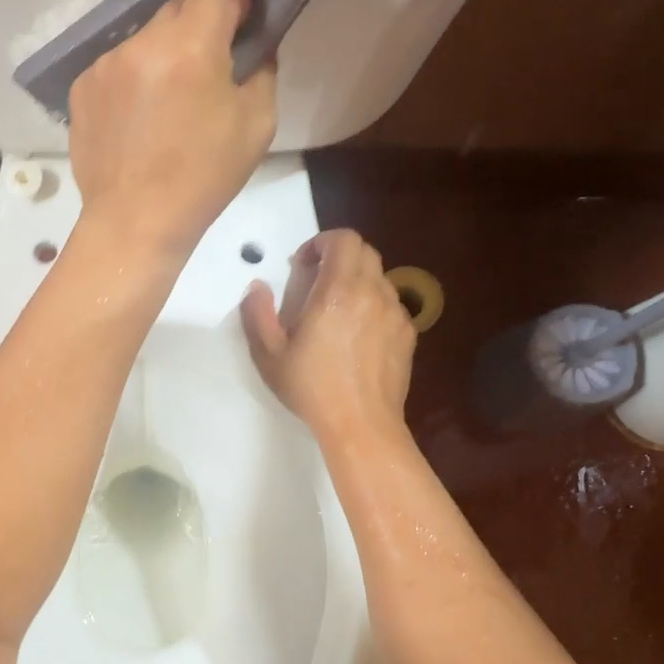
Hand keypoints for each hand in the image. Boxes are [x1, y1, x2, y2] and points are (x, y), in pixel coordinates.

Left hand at [67, 0, 277, 259]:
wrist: (134, 224)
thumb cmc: (202, 181)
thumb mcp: (256, 125)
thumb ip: (261, 70)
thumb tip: (252, 48)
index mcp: (191, 45)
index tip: (239, 28)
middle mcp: (143, 43)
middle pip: (178, 8)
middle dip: (197, 32)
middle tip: (205, 77)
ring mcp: (106, 64)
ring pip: (145, 40)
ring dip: (161, 59)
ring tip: (165, 109)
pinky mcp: (82, 89)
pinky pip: (116, 68)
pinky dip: (131, 83)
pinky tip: (137, 124)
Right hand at [240, 229, 416, 441]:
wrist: (361, 424)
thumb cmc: (312, 389)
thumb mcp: (269, 355)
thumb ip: (258, 315)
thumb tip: (256, 288)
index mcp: (338, 291)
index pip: (343, 239)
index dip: (321, 242)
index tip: (303, 263)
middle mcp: (372, 293)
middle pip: (365, 252)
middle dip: (339, 257)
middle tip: (316, 282)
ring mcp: (395, 313)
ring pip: (379, 278)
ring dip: (357, 282)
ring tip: (337, 311)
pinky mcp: (407, 334)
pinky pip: (391, 305)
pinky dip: (373, 306)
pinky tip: (357, 336)